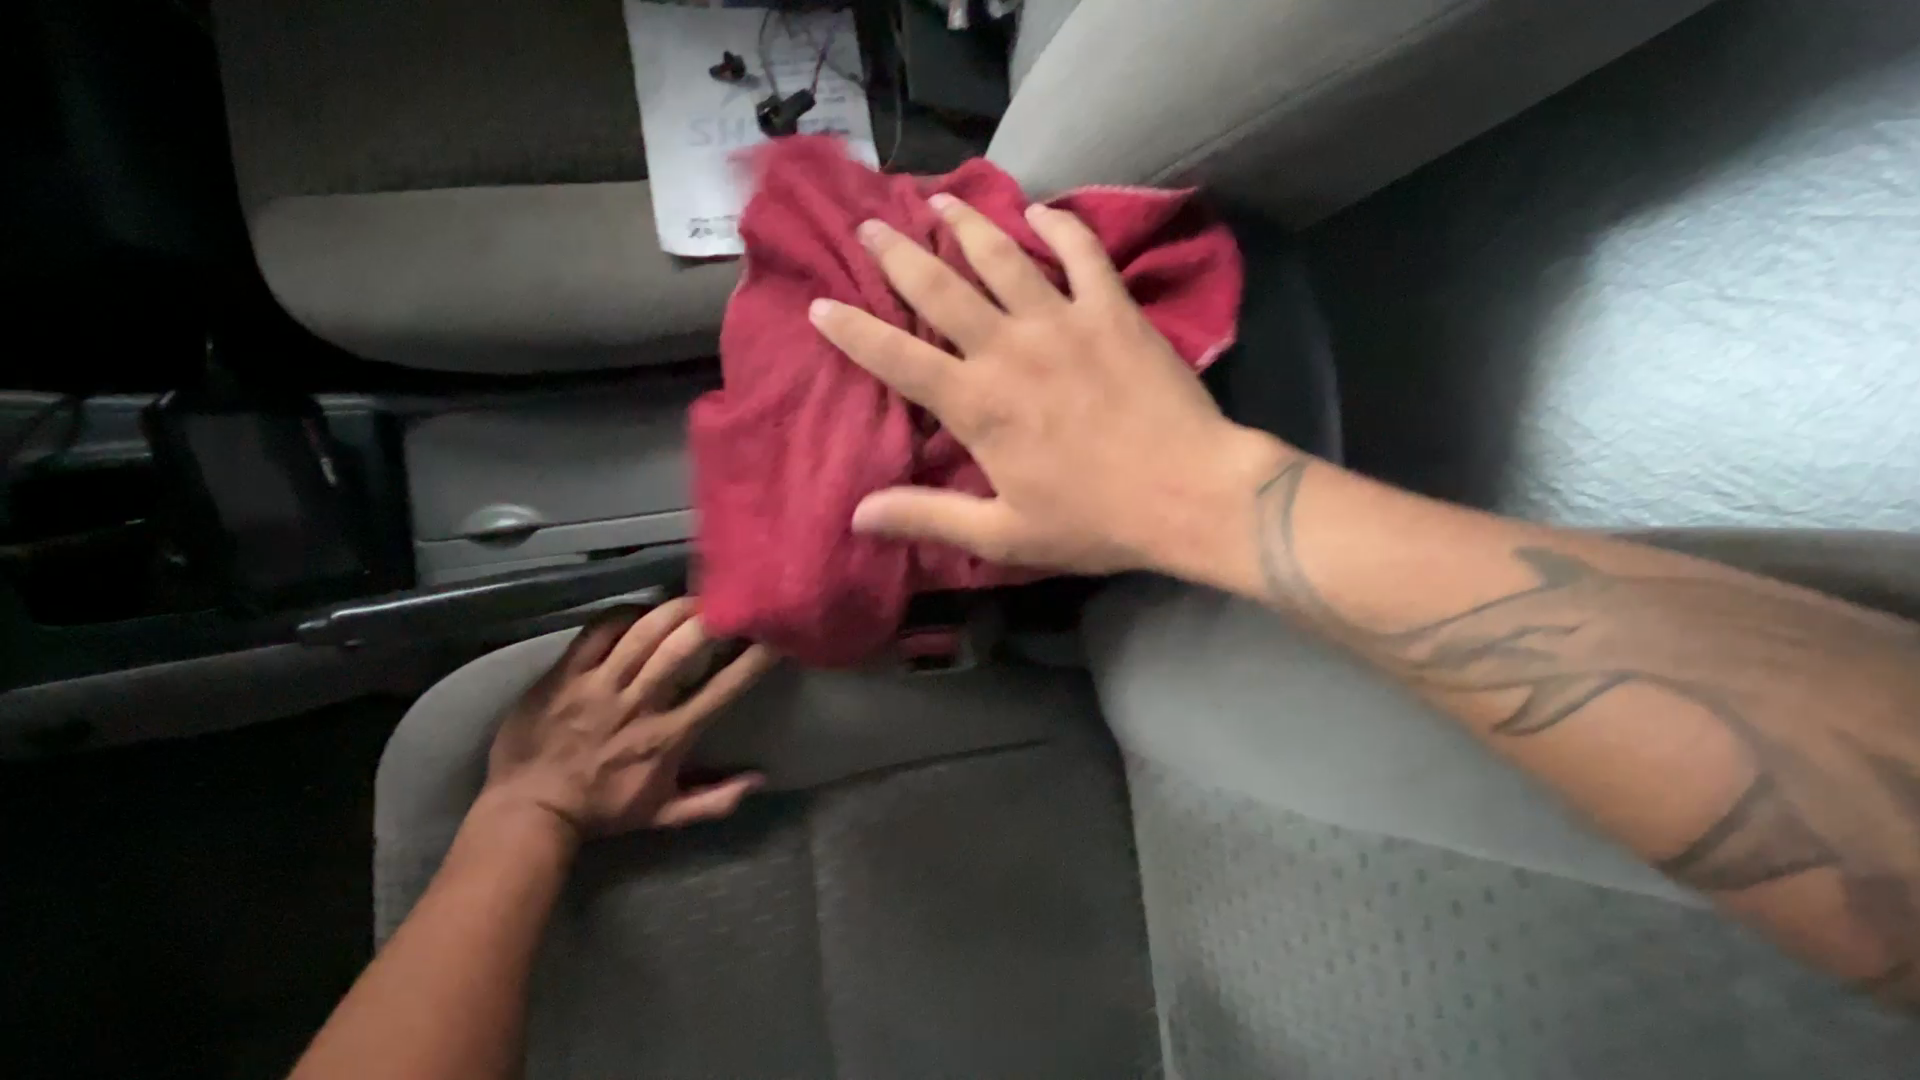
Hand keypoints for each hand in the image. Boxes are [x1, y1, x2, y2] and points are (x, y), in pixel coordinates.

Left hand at [483, 599, 775, 842]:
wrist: (529, 811)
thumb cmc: (602, 810)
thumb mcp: (664, 815)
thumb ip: (714, 800)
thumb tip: (760, 778)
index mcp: (669, 736)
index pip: (721, 690)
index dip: (752, 661)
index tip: (774, 637)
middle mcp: (638, 704)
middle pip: (681, 648)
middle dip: (710, 620)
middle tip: (729, 603)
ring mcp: (598, 685)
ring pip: (642, 632)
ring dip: (673, 609)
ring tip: (692, 599)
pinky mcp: (565, 674)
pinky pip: (597, 631)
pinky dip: (623, 614)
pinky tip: (640, 611)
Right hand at [807, 195, 1290, 584]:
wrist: (1191, 494)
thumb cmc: (1094, 521)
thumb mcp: (1003, 534)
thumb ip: (928, 517)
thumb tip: (858, 516)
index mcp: (978, 404)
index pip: (897, 358)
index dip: (853, 332)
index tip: (821, 307)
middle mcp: (1010, 349)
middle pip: (940, 288)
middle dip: (898, 254)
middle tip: (871, 226)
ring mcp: (1064, 321)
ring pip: (1004, 255)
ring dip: (968, 223)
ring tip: (941, 200)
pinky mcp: (1114, 310)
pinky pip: (1083, 253)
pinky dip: (1062, 226)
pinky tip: (1044, 211)